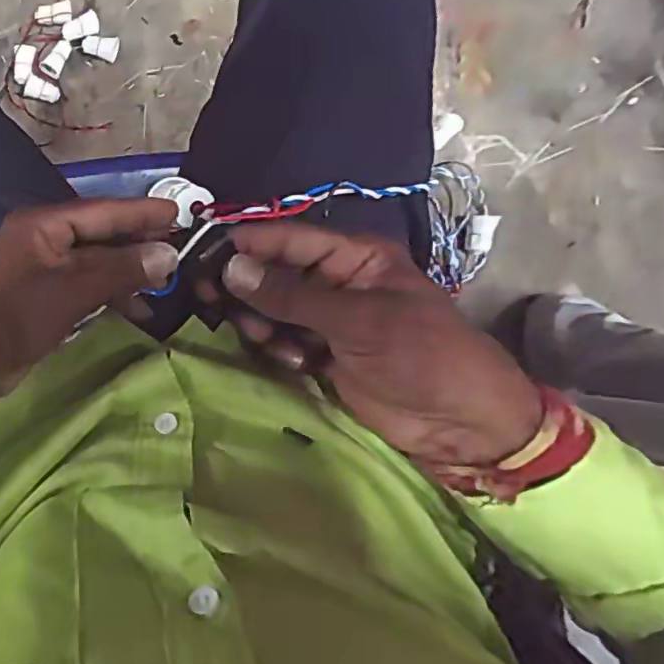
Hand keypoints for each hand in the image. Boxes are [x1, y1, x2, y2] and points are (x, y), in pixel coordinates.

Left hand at [0, 199, 180, 406]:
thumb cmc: (17, 318)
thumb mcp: (73, 290)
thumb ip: (121, 269)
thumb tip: (168, 254)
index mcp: (43, 224)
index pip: (103, 211)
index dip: (143, 213)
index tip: (181, 215)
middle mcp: (44, 237)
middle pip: (102, 234)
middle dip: (140, 244)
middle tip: (182, 250)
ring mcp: (44, 266)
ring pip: (98, 260)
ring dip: (129, 272)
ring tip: (165, 283)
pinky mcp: (47, 293)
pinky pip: (88, 283)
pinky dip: (112, 292)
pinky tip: (137, 308)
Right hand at [209, 222, 541, 466]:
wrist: (459, 424)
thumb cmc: (421, 356)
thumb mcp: (357, 320)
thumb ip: (291, 295)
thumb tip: (231, 268)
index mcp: (354, 258)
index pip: (289, 239)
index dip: (248, 243)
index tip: (203, 253)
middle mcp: (335, 281)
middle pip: (273, 273)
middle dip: (247, 288)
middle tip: (214, 301)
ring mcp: (326, 319)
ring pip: (271, 308)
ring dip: (261, 323)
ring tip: (265, 340)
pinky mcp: (320, 352)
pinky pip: (281, 339)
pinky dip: (279, 349)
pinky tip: (298, 363)